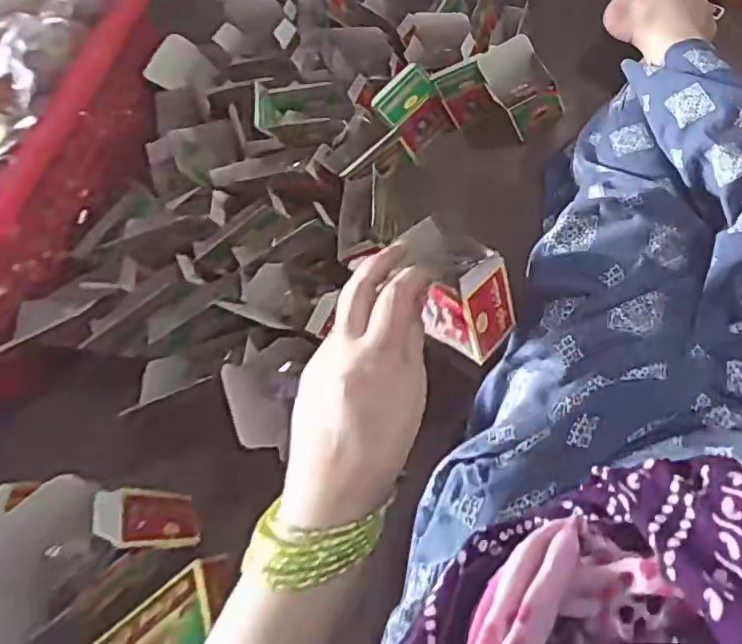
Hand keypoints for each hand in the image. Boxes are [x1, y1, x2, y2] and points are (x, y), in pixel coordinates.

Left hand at [279, 244, 431, 529]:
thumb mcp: (412, 391)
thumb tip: (415, 306)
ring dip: (368, 286)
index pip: (395, 292)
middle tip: (402, 249)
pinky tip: (374, 326)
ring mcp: (323, 356)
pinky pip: (340, 331)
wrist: (328, 492)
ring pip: (346, 308)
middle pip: (358, 286)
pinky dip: (360, 316)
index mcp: (375, 353)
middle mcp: (342, 346)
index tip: (428, 268)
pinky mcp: (313, 369)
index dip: (414, 273)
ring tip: (392, 281)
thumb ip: (412, 342)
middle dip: (381, 260)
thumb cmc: (381, 447)